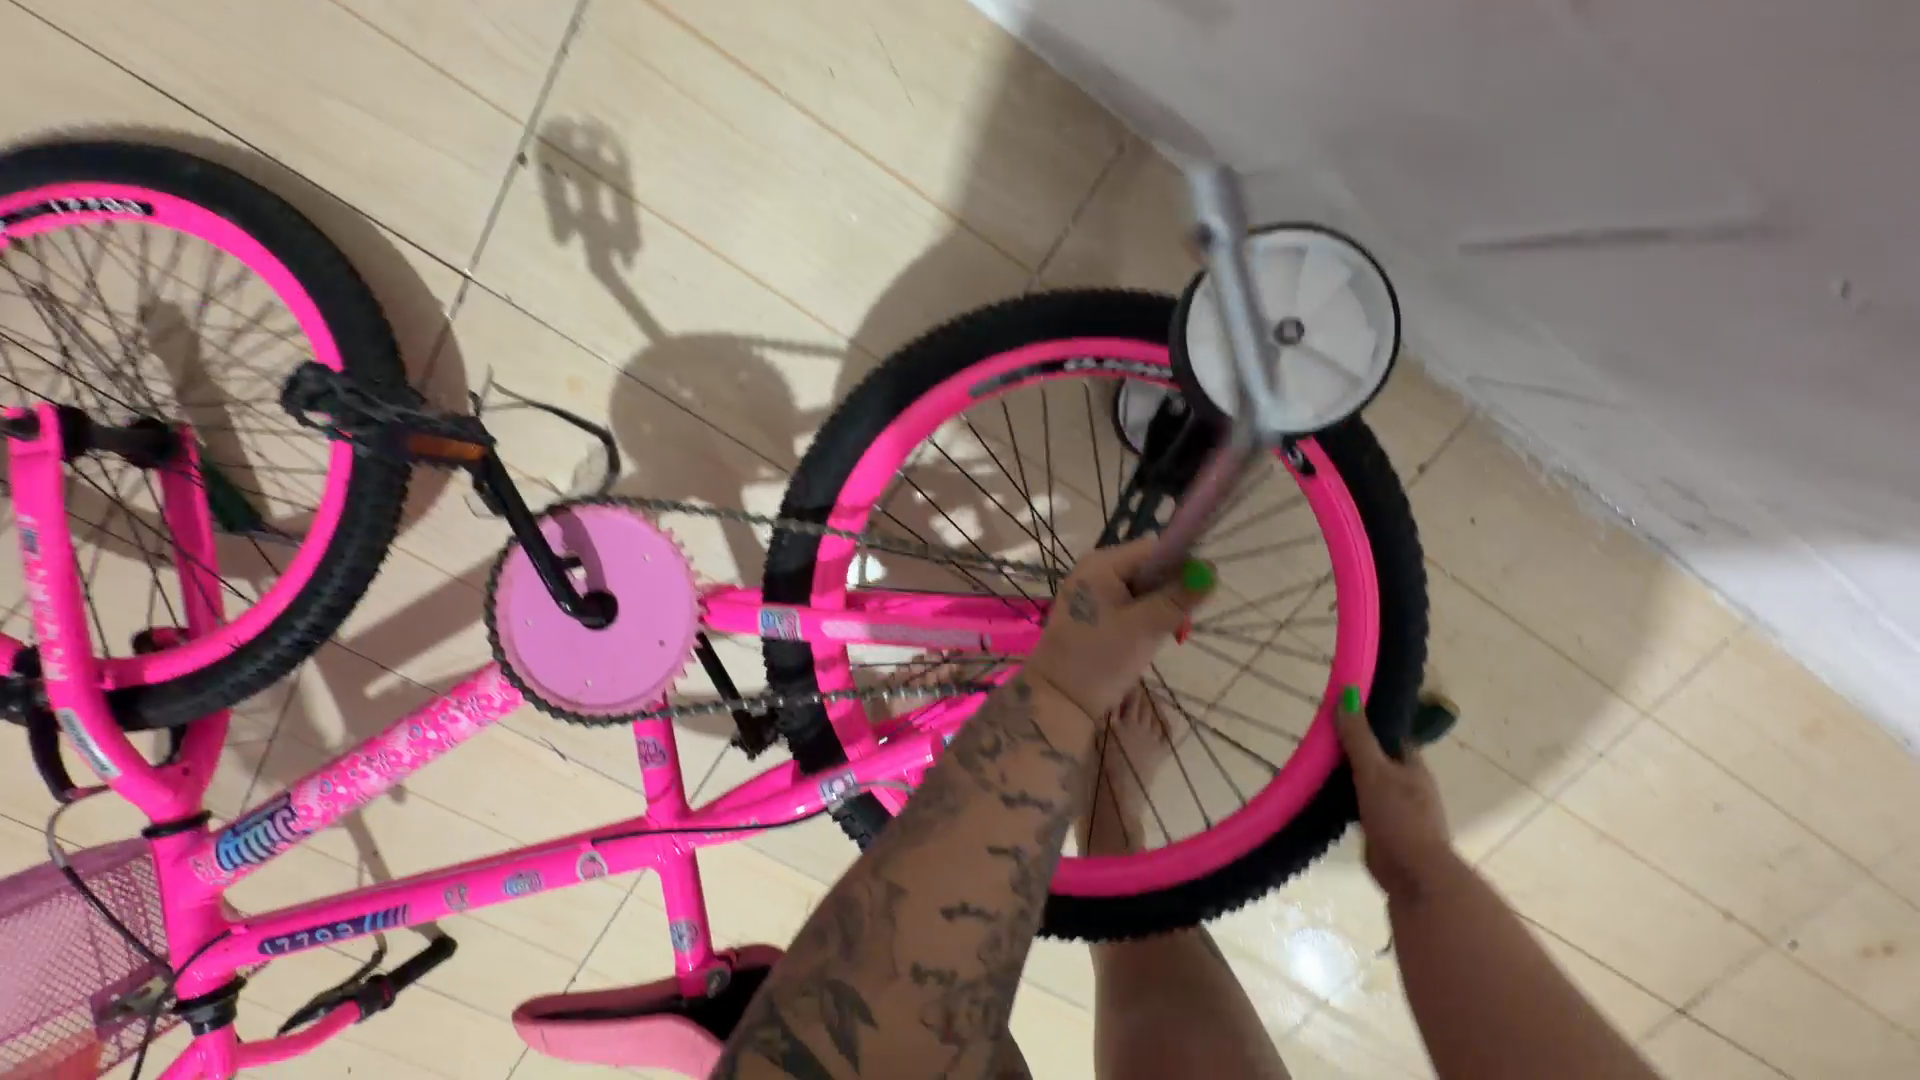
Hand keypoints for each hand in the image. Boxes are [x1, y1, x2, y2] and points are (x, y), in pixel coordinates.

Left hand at [1025, 538, 1212, 722]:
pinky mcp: (1094, 614)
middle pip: (1148, 568)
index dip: (1181, 566)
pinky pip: (1129, 605)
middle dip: (1170, 592)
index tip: (1198, 595)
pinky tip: (1146, 640)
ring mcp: (1092, 592)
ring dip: (1159, 609)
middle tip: (1180, 624)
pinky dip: (1144, 619)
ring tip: (1164, 634)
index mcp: (1101, 564)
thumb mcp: (1145, 627)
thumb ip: (1179, 598)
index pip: (1153, 550)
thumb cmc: (1100, 658)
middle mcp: (1094, 570)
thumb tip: (1213, 570)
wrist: (1060, 699)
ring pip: (1141, 590)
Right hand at [1334, 701, 1458, 901]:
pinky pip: (1361, 807)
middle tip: (1321, 740)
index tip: (1341, 715)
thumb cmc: (1399, 816)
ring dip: (1348, 778)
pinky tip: (1324, 798)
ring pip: (1369, 784)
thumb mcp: (1374, 770)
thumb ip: (1358, 736)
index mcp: (1414, 767)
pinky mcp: (1383, 831)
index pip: (1391, 737)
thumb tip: (1347, 692)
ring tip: (1316, 766)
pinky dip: (1346, 801)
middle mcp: (1409, 786)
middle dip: (1355, 752)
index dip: (1370, 724)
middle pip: (1379, 760)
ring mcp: (1398, 810)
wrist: (1413, 874)